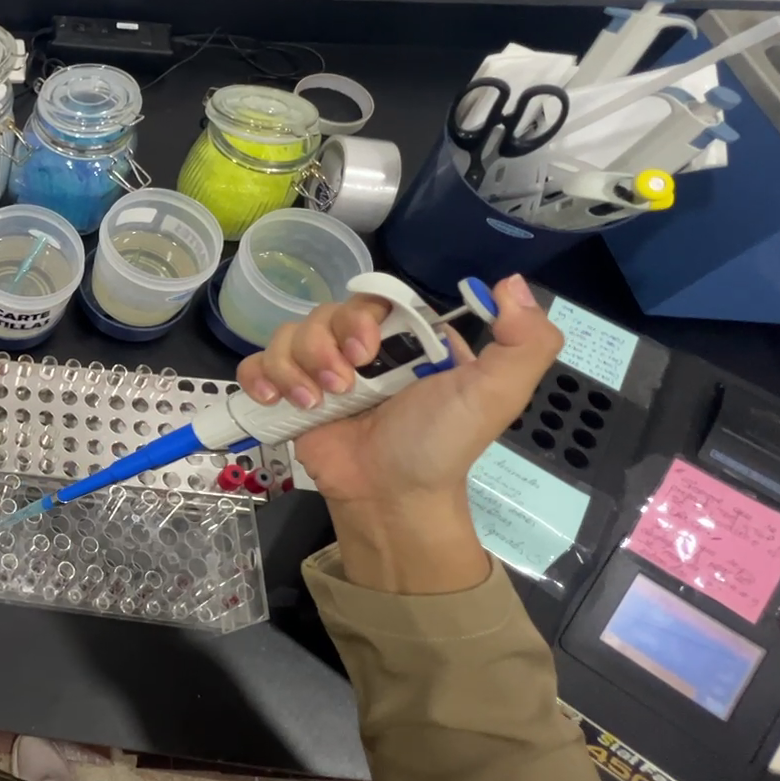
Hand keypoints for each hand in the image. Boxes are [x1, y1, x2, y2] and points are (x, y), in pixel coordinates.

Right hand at [235, 274, 561, 592]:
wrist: (386, 496)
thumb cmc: (438, 444)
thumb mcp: (494, 394)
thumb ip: (523, 341)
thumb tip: (509, 283)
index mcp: (403, 341)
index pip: (368, 299)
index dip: (357, 318)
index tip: (364, 350)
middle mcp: (357, 350)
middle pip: (319, 315)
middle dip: (322, 350)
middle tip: (343, 387)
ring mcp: (316, 371)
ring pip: (285, 337)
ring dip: (293, 370)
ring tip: (314, 404)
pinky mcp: (285, 393)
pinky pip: (255, 364)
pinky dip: (259, 378)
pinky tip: (275, 399)